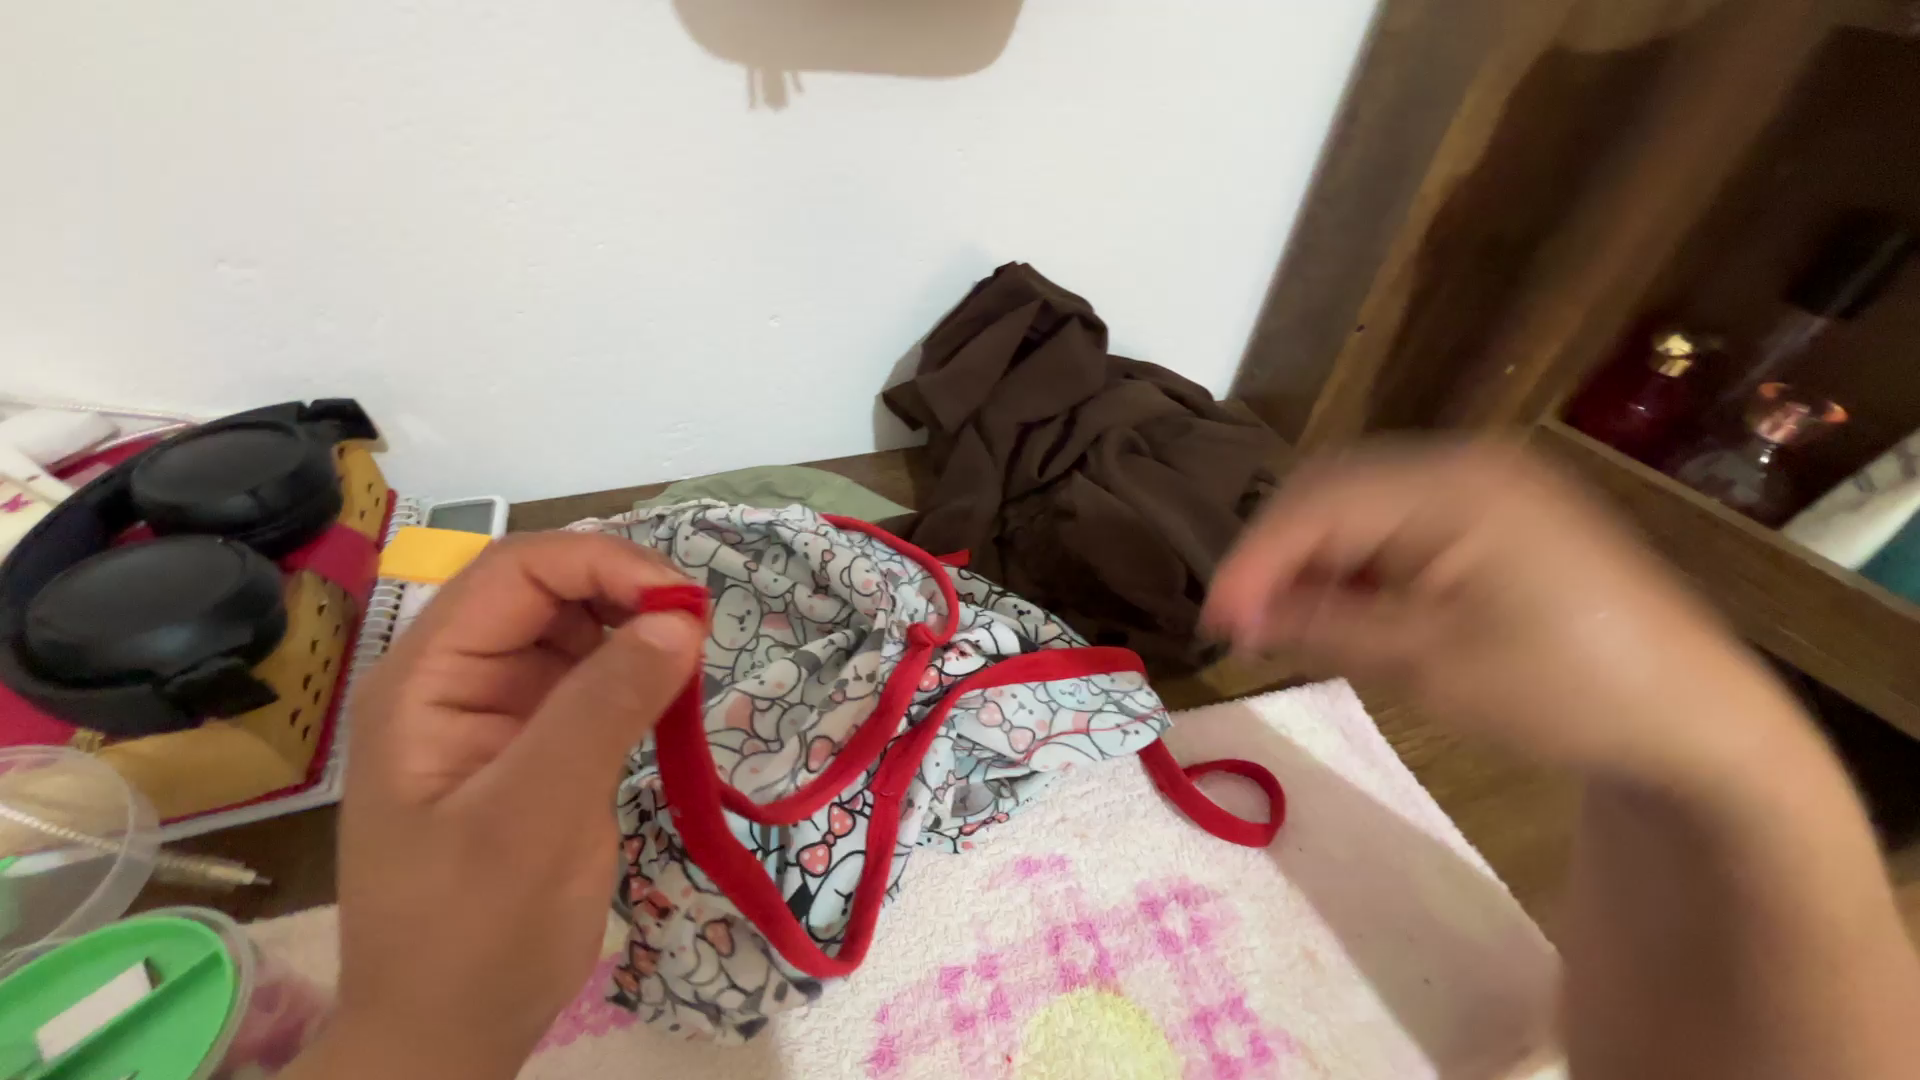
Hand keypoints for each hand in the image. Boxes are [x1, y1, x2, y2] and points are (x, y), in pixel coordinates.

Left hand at [303, 532, 702, 1078]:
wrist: (453, 1029)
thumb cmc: (476, 931)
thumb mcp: (537, 817)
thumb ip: (604, 708)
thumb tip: (681, 621)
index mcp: (428, 678)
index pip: (517, 571)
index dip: (603, 563)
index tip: (684, 604)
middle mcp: (459, 675)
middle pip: (548, 586)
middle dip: (626, 590)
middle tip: (698, 629)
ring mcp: (500, 704)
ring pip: (578, 623)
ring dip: (637, 625)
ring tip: (689, 659)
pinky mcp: (540, 735)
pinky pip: (595, 672)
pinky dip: (640, 666)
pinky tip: (670, 689)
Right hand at [1203, 441, 1800, 786]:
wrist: (1692, 720)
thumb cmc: (1563, 692)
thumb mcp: (1424, 663)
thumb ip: (1319, 625)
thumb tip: (1233, 616)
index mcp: (1454, 486)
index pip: (1316, 505)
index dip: (1252, 561)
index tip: (1213, 622)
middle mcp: (1460, 462)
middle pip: (1326, 490)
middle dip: (1274, 554)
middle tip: (1241, 621)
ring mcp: (1476, 481)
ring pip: (1349, 502)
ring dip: (1307, 557)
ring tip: (1282, 617)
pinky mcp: (1483, 510)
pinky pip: (1387, 519)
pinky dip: (1349, 559)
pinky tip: (1339, 601)